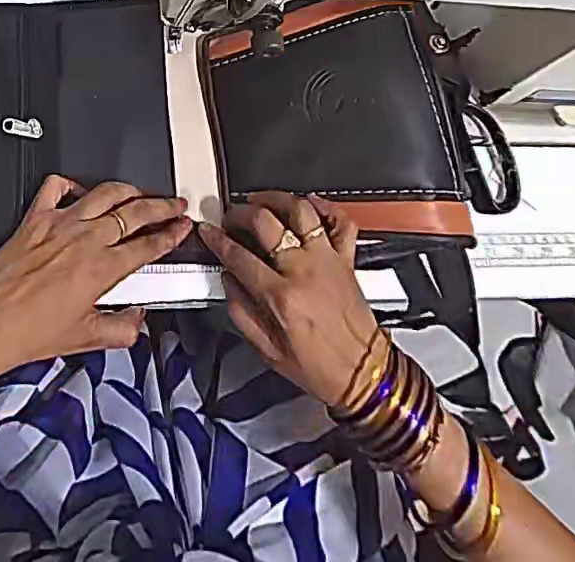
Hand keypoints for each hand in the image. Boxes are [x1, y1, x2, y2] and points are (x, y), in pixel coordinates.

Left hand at [0, 177, 189, 417]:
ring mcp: (61, 224)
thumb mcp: (84, 339)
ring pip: (106, 193)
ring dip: (130, 190)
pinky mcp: (36, 218)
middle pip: (136, 210)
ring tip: (140, 193)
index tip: (181, 228)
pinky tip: (82, 190)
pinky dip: (74, 183)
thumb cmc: (26, 333)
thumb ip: (120, 328)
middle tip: (174, 205)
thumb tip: (135, 321)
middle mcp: (85, 240)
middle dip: (163, 206)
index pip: (149, 244)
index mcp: (102, 269)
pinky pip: (58, 187)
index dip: (172, 234)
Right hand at [198, 192, 381, 410]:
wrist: (364, 374)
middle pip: (265, 222)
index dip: (217, 240)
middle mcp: (304, 271)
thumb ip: (241, 312)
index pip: (238, 256)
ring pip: (301, 211)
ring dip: (276, 199)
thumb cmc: (321, 366)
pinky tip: (309, 203)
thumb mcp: (268, 351)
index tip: (210, 233)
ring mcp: (327, 260)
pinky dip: (325, 206)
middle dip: (240, 213)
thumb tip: (228, 282)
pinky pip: (340, 222)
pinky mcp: (346, 259)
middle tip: (232, 216)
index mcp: (281, 297)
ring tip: (262, 200)